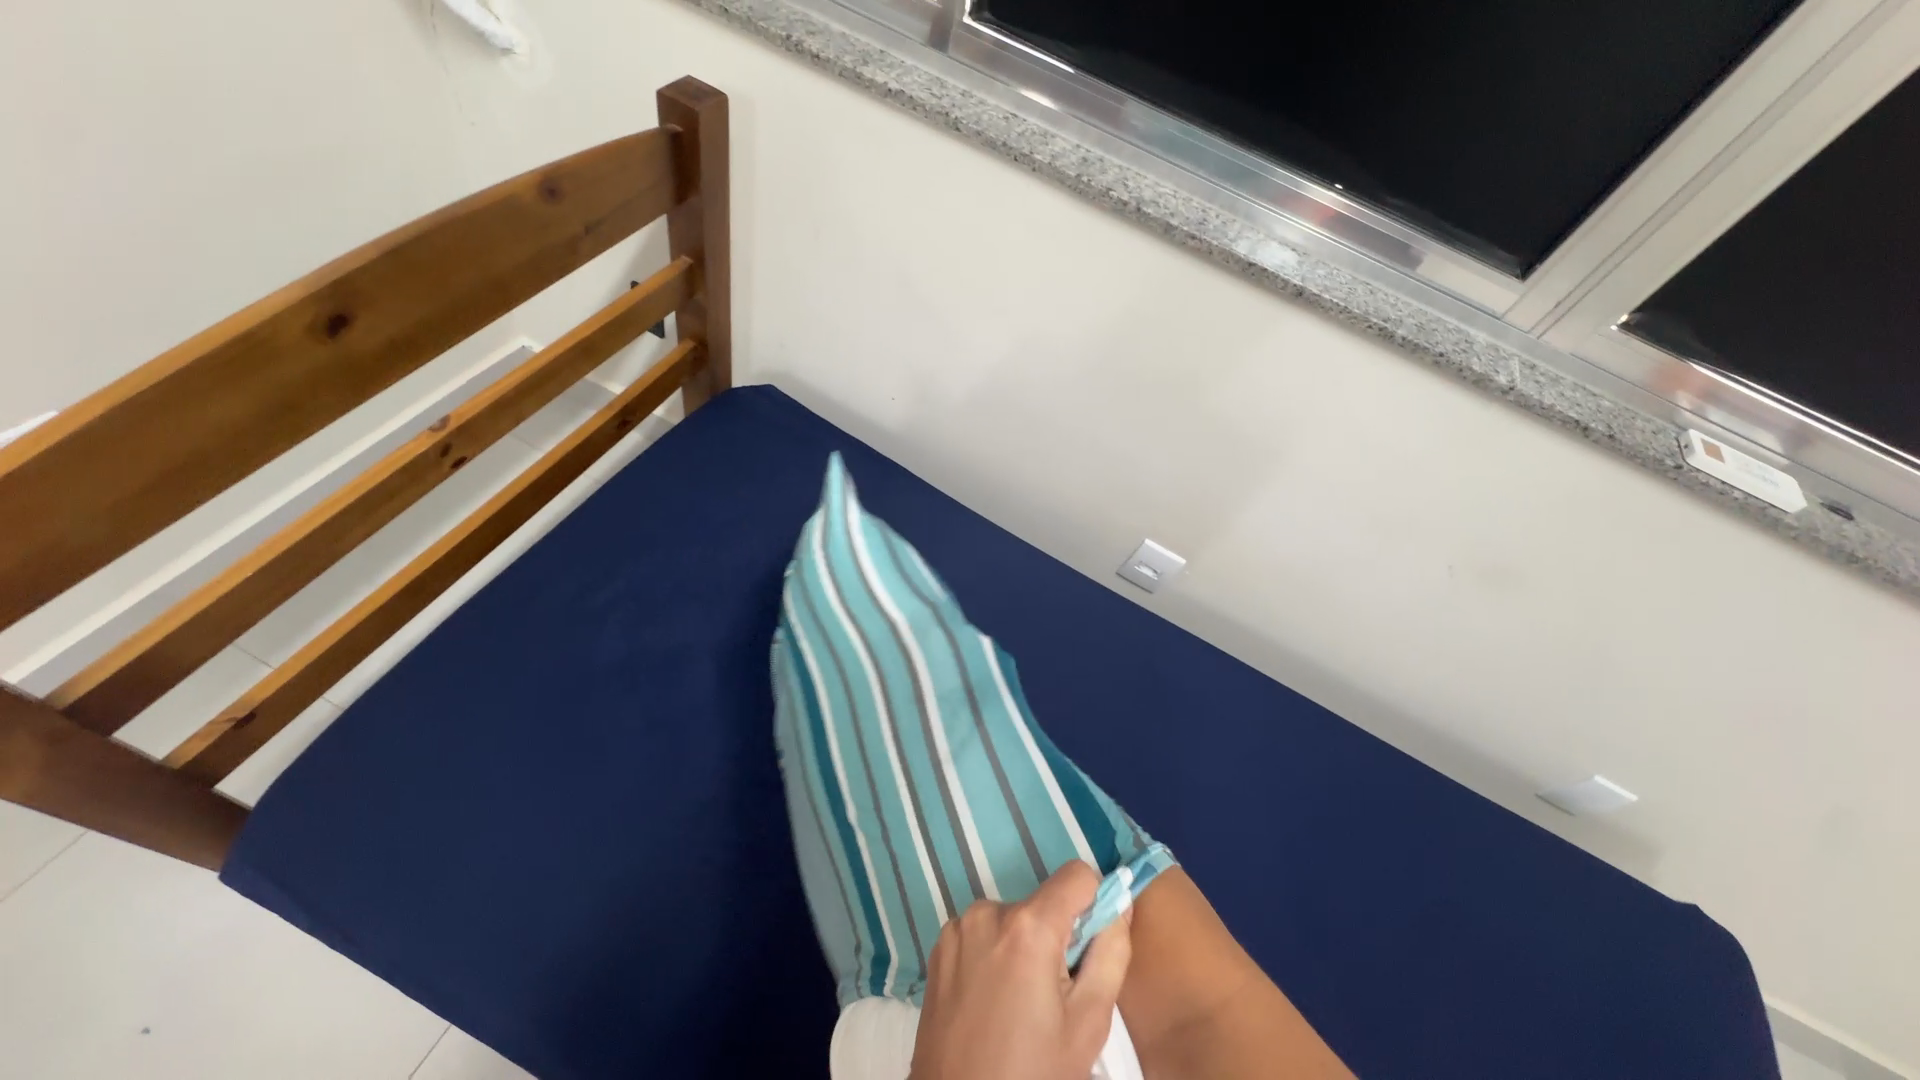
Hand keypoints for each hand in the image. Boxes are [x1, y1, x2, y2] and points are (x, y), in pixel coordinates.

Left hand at [910, 862, 1132, 1079]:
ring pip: (1013, 920)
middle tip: (1054, 995)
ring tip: (1020, 1003)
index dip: (1094, 904)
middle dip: (1057, 937)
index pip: (1077, 875)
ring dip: (1025, 947)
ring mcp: (957, 928)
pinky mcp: (938, 947)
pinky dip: (995, 955)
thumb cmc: (1032, 1070)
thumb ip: (1112, 952)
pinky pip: (983, 934)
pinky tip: (992, 1001)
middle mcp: (987, 912)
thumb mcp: (1089, 1021)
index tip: (1091, 946)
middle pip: (1043, 904)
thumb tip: (1120, 904)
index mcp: (1027, 926)